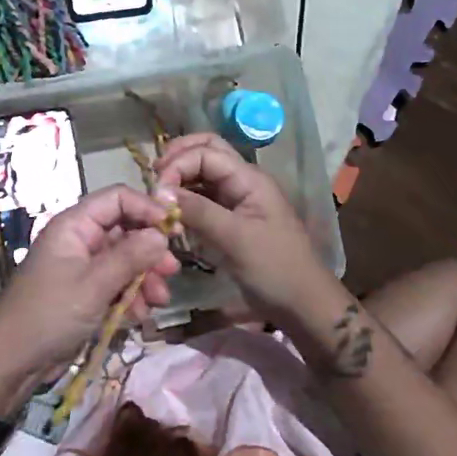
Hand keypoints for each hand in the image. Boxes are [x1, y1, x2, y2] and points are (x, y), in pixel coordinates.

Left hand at [0, 186, 179, 410]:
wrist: (12, 362)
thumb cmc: (49, 315)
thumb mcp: (94, 285)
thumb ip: (130, 257)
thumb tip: (162, 234)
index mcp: (74, 225)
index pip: (117, 199)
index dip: (147, 209)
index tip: (174, 230)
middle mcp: (79, 239)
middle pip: (125, 230)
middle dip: (150, 251)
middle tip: (171, 272)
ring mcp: (81, 267)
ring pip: (124, 260)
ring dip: (145, 278)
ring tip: (159, 301)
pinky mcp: (85, 292)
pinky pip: (116, 284)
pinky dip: (131, 296)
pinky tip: (139, 316)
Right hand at [153, 133, 333, 319]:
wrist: (302, 303)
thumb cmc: (274, 268)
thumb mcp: (235, 238)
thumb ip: (198, 211)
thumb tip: (161, 192)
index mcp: (249, 178)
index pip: (206, 153)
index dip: (178, 164)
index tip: (157, 192)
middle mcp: (242, 181)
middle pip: (206, 152)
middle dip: (178, 159)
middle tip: (154, 178)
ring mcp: (237, 199)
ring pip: (202, 175)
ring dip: (180, 180)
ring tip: (159, 198)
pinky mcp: (230, 219)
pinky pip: (203, 198)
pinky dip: (185, 200)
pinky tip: (171, 214)